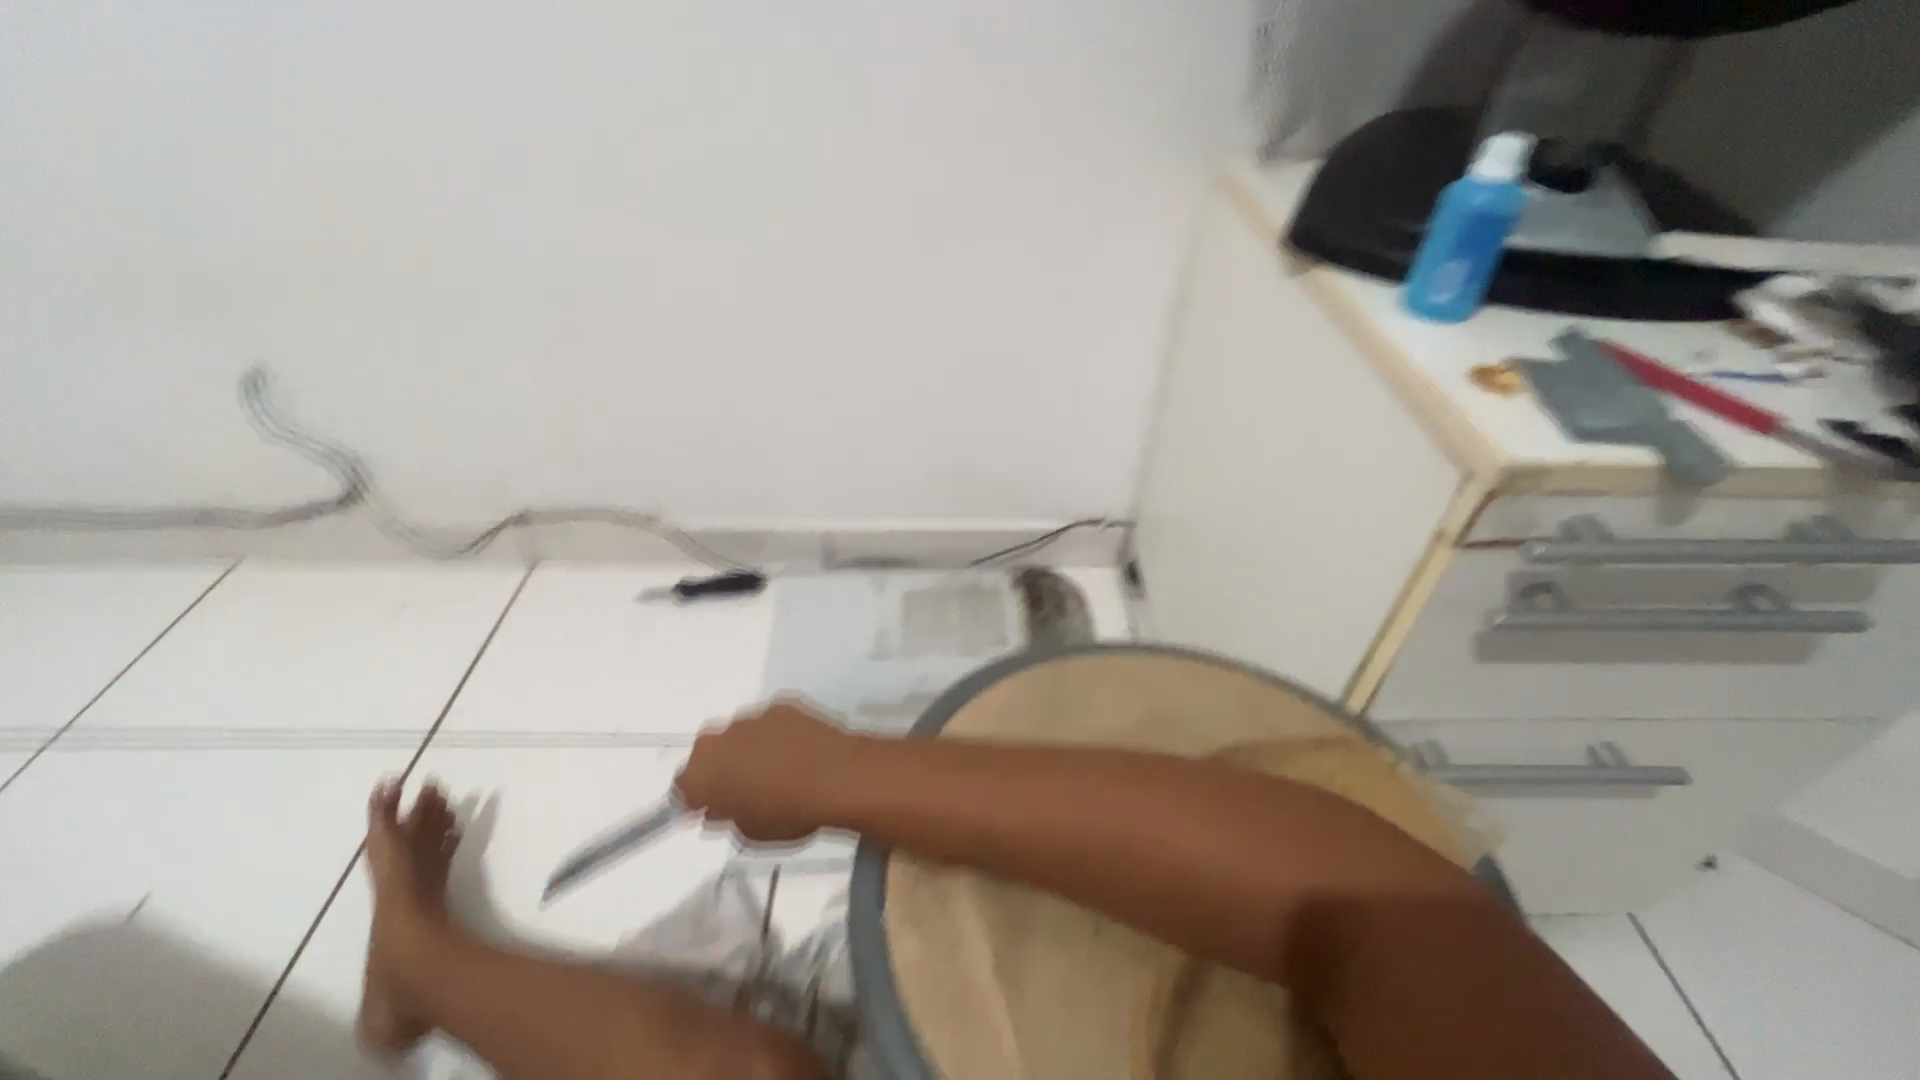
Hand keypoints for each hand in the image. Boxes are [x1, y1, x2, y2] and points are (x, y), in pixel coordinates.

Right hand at [677, 700, 863, 843]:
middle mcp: (720, 737)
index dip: (695, 799)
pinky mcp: (782, 706)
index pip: (683, 786)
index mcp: (703, 772)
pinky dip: (776, 736)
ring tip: (773, 769)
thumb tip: (717, 810)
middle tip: (740, 789)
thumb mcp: (750, 832)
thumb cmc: (788, 813)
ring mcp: (752, 717)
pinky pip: (770, 723)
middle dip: (719, 769)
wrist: (836, 776)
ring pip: (739, 735)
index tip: (709, 810)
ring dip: (747, 749)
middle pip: (708, 753)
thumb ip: (726, 818)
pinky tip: (796, 751)